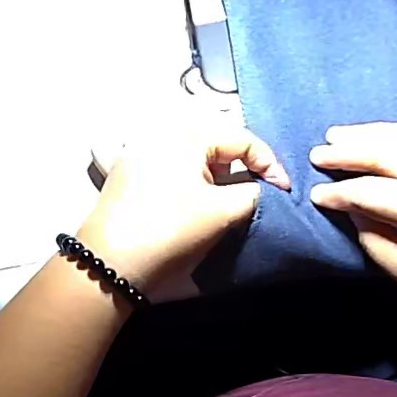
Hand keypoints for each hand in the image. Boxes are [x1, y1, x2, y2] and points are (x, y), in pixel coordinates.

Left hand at [76, 132, 289, 293]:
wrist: (112, 264)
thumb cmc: (172, 230)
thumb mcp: (224, 211)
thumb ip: (254, 193)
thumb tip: (260, 189)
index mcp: (186, 132)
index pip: (243, 138)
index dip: (270, 164)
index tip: (284, 192)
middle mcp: (161, 133)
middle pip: (218, 143)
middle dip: (244, 167)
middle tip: (259, 193)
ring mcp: (141, 153)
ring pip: (195, 157)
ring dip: (219, 176)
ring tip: (232, 203)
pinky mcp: (130, 176)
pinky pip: (174, 170)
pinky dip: (195, 183)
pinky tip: (200, 206)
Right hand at [310, 122, 396, 324]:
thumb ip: (378, 244)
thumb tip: (355, 212)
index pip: (373, 193)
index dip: (340, 193)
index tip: (317, 195)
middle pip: (388, 153)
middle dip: (349, 152)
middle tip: (319, 152)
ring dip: (372, 134)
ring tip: (342, 136)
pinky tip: (385, 135)